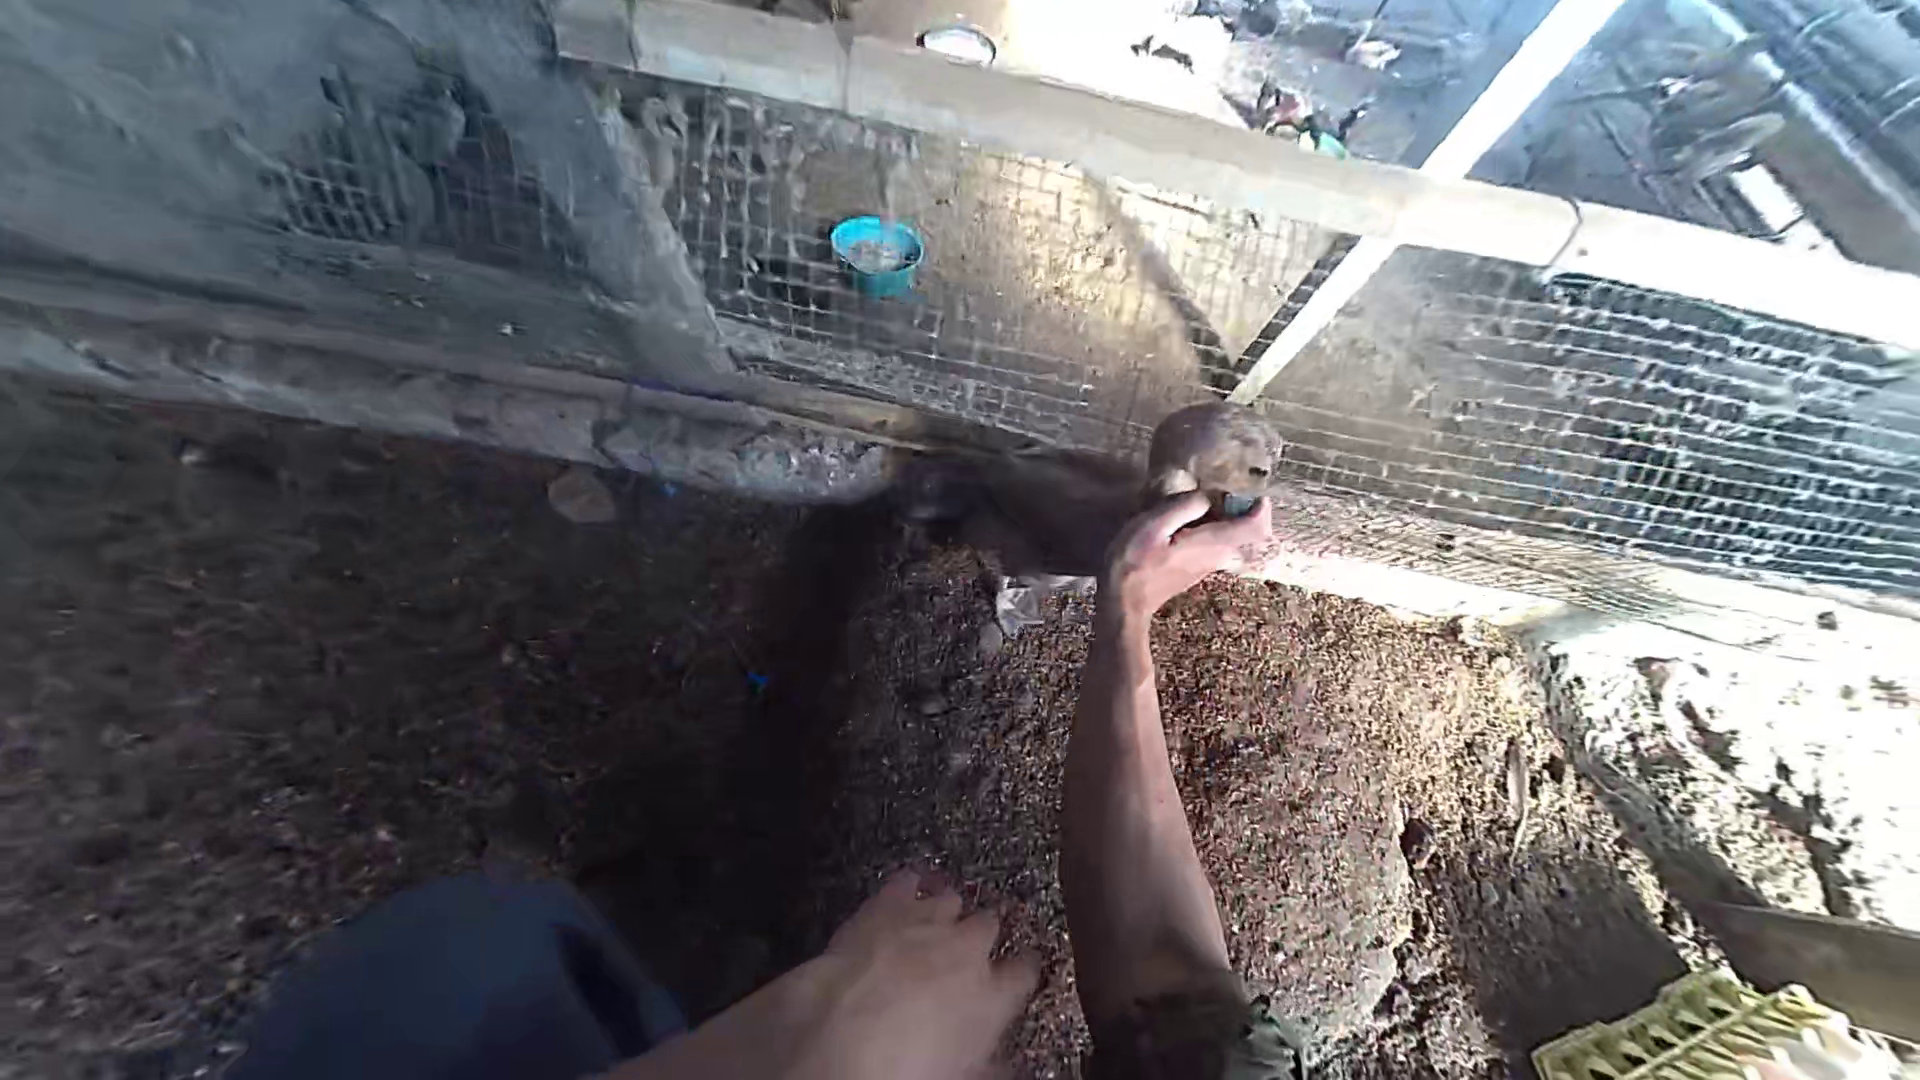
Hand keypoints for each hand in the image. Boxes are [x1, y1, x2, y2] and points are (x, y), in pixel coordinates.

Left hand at [788, 869, 1038, 1079]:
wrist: (843, 1035)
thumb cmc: (904, 1071)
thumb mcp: (961, 1074)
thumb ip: (988, 1063)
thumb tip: (1007, 1066)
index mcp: (990, 997)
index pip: (1024, 972)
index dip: (1025, 968)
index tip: (1023, 969)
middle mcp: (965, 949)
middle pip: (988, 924)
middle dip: (982, 932)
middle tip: (969, 948)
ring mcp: (927, 919)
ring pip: (950, 898)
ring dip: (945, 910)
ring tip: (936, 920)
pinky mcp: (889, 903)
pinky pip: (908, 881)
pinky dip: (909, 885)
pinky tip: (906, 890)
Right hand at [1101, 493, 1271, 622]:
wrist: (1123, 602)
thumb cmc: (1134, 562)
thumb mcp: (1152, 526)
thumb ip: (1183, 508)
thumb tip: (1206, 499)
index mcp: (1212, 544)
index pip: (1255, 527)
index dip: (1259, 508)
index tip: (1249, 493)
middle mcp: (1217, 557)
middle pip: (1246, 533)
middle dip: (1238, 510)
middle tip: (1216, 493)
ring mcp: (1206, 567)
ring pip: (1230, 539)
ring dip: (1222, 519)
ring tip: (1197, 506)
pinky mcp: (1193, 571)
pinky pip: (1214, 546)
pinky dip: (1209, 530)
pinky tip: (1183, 525)